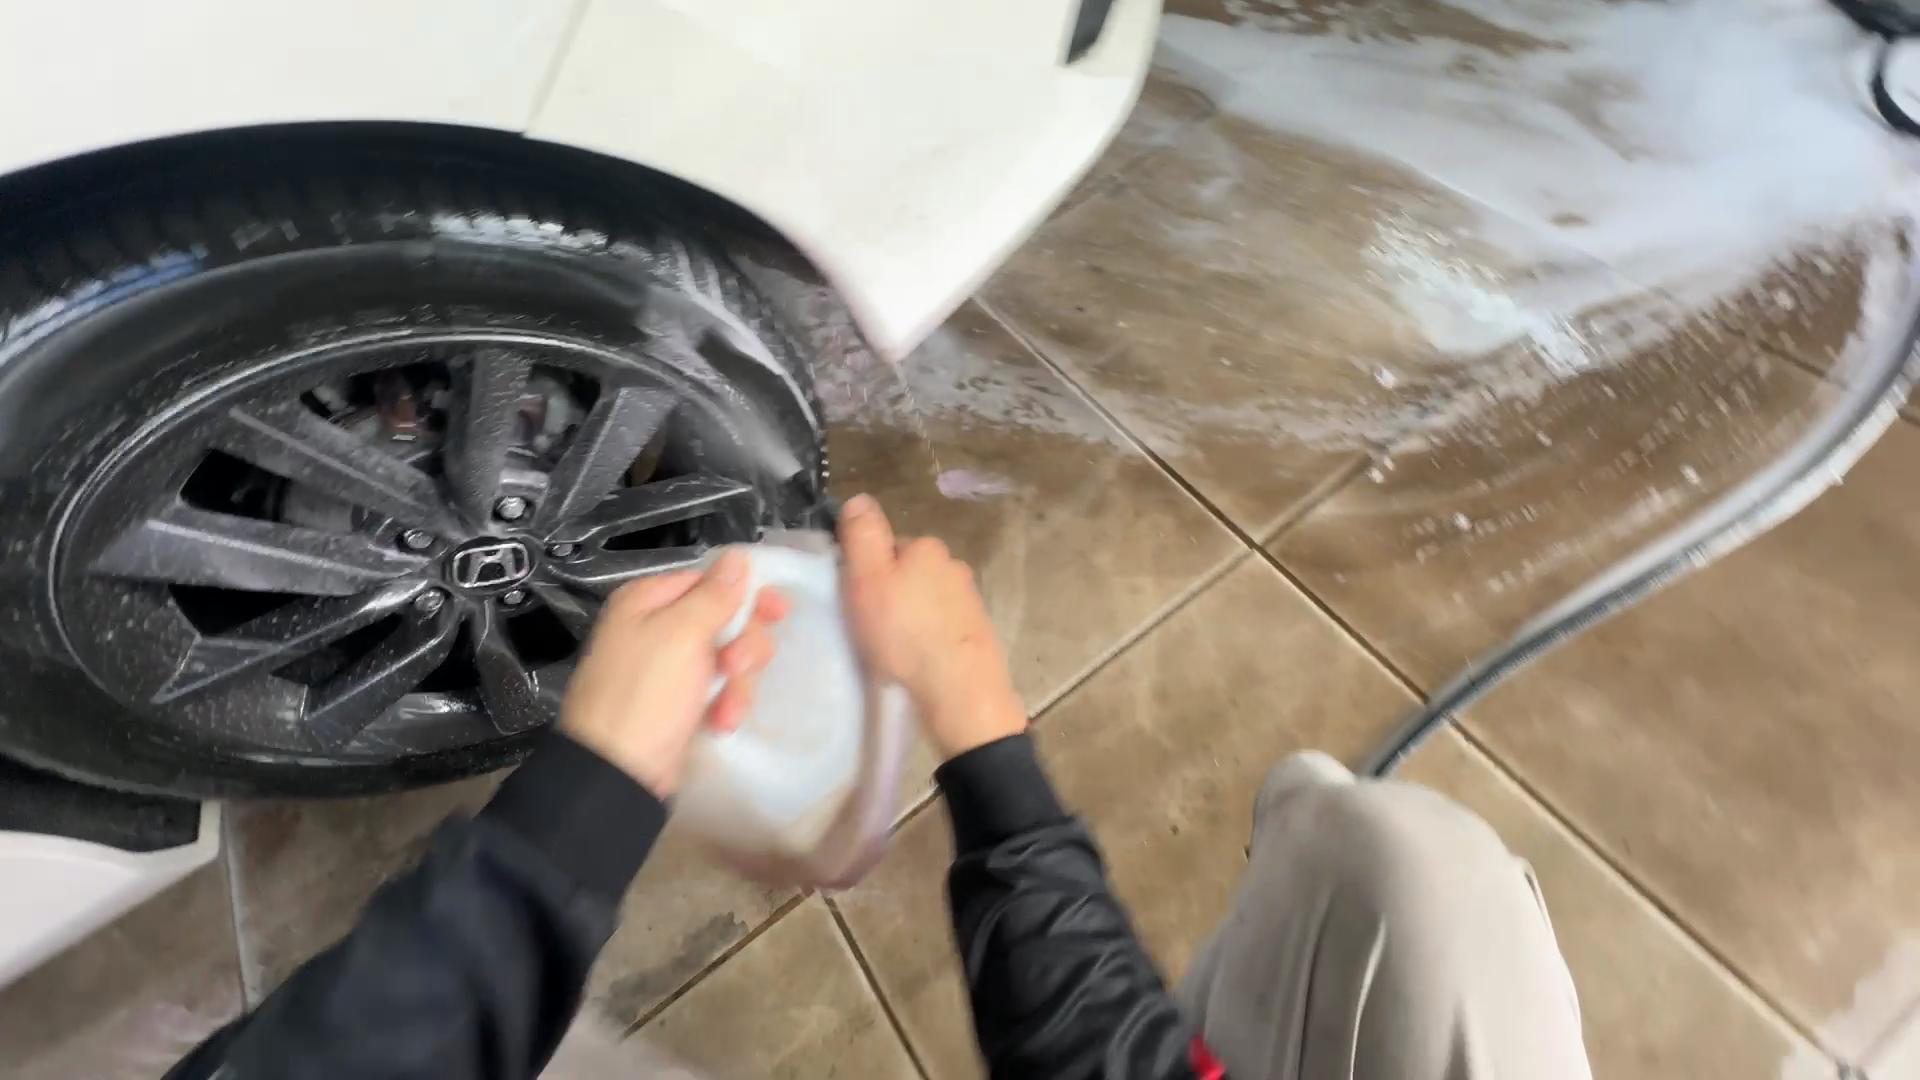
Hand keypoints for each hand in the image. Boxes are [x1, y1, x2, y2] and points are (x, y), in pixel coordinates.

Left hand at [559, 549, 787, 797]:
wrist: (617, 774)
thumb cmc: (646, 694)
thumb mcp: (682, 635)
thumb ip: (715, 594)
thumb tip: (738, 554)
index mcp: (649, 600)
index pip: (713, 580)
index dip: (748, 596)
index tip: (776, 613)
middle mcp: (659, 626)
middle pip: (729, 618)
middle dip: (743, 646)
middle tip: (737, 666)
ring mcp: (672, 665)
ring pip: (732, 655)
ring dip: (739, 682)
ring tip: (728, 709)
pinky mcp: (684, 699)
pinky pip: (721, 686)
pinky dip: (727, 702)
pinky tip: (722, 722)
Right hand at [839, 495, 1025, 759]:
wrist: (959, 687)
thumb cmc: (904, 631)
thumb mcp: (867, 579)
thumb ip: (862, 536)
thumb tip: (859, 498)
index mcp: (926, 547)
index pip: (888, 546)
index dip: (868, 570)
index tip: (859, 598)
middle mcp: (953, 564)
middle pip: (910, 571)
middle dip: (892, 591)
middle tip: (874, 625)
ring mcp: (969, 597)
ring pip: (928, 598)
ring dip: (912, 614)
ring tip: (897, 646)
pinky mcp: (978, 629)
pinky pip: (943, 624)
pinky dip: (930, 635)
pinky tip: (921, 657)